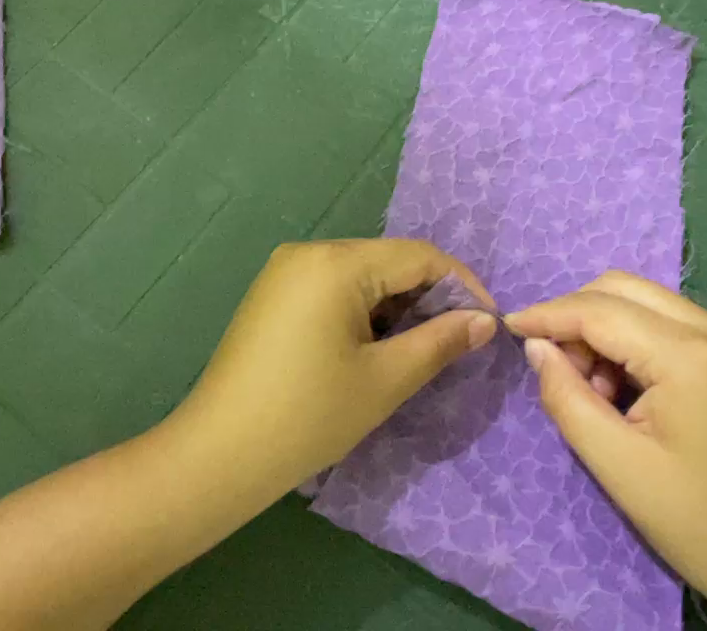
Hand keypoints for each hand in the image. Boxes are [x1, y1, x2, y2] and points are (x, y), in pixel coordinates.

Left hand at [166, 239, 497, 495]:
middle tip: (455, 342)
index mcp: (336, 263)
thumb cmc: (309, 415)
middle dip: (428, 296)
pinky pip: (333, 288)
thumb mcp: (384, 380)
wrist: (220, 453)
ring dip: (396, 305)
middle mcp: (309, 253)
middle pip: (388, 261)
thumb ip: (439, 342)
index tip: (487, 324)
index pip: (418, 256)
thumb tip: (484, 320)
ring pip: (361, 275)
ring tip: (418, 349)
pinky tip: (374, 347)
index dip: (460, 285)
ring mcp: (285, 272)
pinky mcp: (273, 294)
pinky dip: (363, 310)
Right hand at [509, 272, 706, 629]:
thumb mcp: (618, 466)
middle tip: (555, 366)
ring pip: (648, 302)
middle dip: (577, 316)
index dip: (549, 315)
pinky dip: (636, 340)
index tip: (508, 326)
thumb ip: (567, 397)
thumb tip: (537, 348)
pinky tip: (627, 388)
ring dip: (606, 328)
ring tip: (594, 389)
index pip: (601, 310)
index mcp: (690, 355)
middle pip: (625, 289)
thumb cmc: (700, 523)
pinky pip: (672, 324)